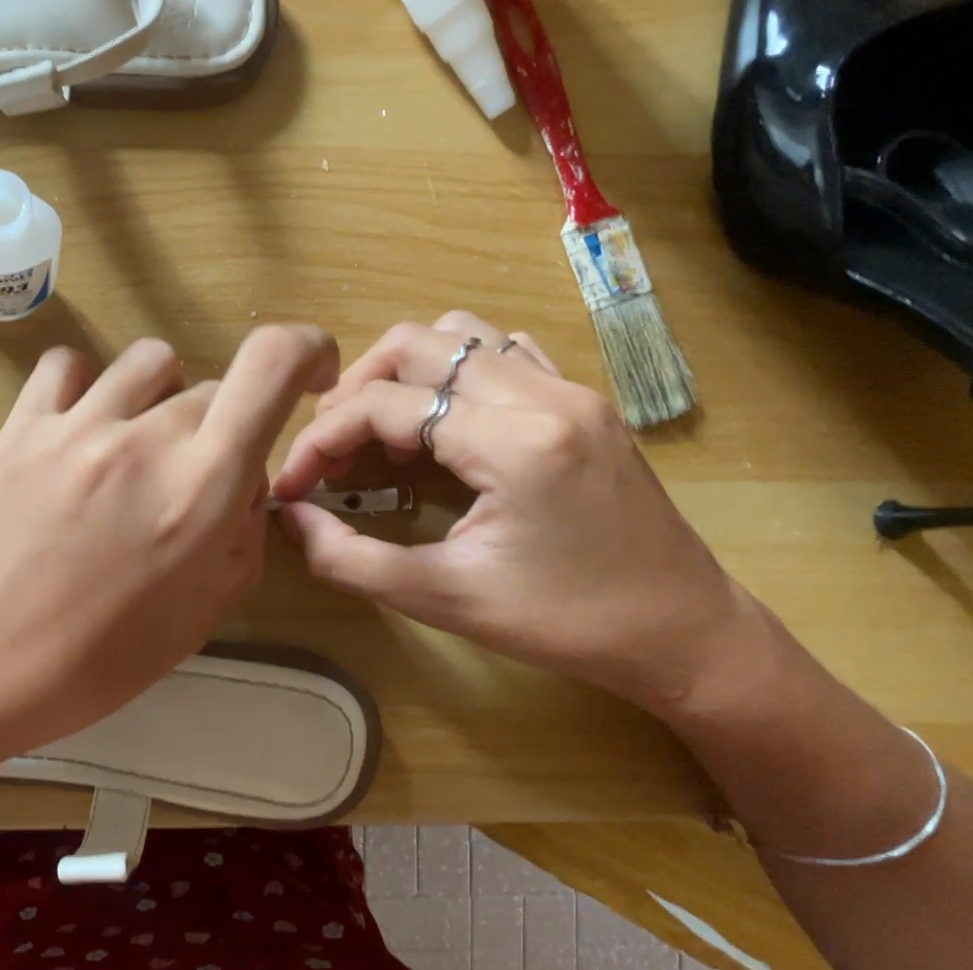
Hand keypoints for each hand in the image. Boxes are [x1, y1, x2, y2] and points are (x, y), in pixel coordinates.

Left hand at [0, 327, 337, 744]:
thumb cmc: (97, 662)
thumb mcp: (200, 616)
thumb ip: (242, 538)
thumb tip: (246, 486)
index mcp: (200, 492)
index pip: (271, 367)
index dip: (307, 350)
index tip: (311, 375)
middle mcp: (143, 442)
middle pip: (212, 387)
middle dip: (220, 430)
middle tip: (188, 484)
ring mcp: (74, 428)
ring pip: (149, 363)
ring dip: (162, 398)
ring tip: (136, 449)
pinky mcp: (19, 428)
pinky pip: (69, 365)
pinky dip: (90, 385)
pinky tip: (83, 426)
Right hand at [273, 311, 759, 710]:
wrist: (682, 633)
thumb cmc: (562, 624)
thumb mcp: (441, 598)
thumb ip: (349, 559)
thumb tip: (290, 518)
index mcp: (514, 442)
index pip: (384, 405)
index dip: (319, 439)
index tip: (291, 484)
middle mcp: (545, 394)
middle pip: (417, 343)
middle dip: (354, 391)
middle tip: (330, 448)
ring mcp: (572, 390)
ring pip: (462, 334)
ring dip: (403, 373)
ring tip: (381, 432)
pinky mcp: (584, 402)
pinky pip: (503, 352)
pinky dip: (454, 374)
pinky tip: (441, 425)